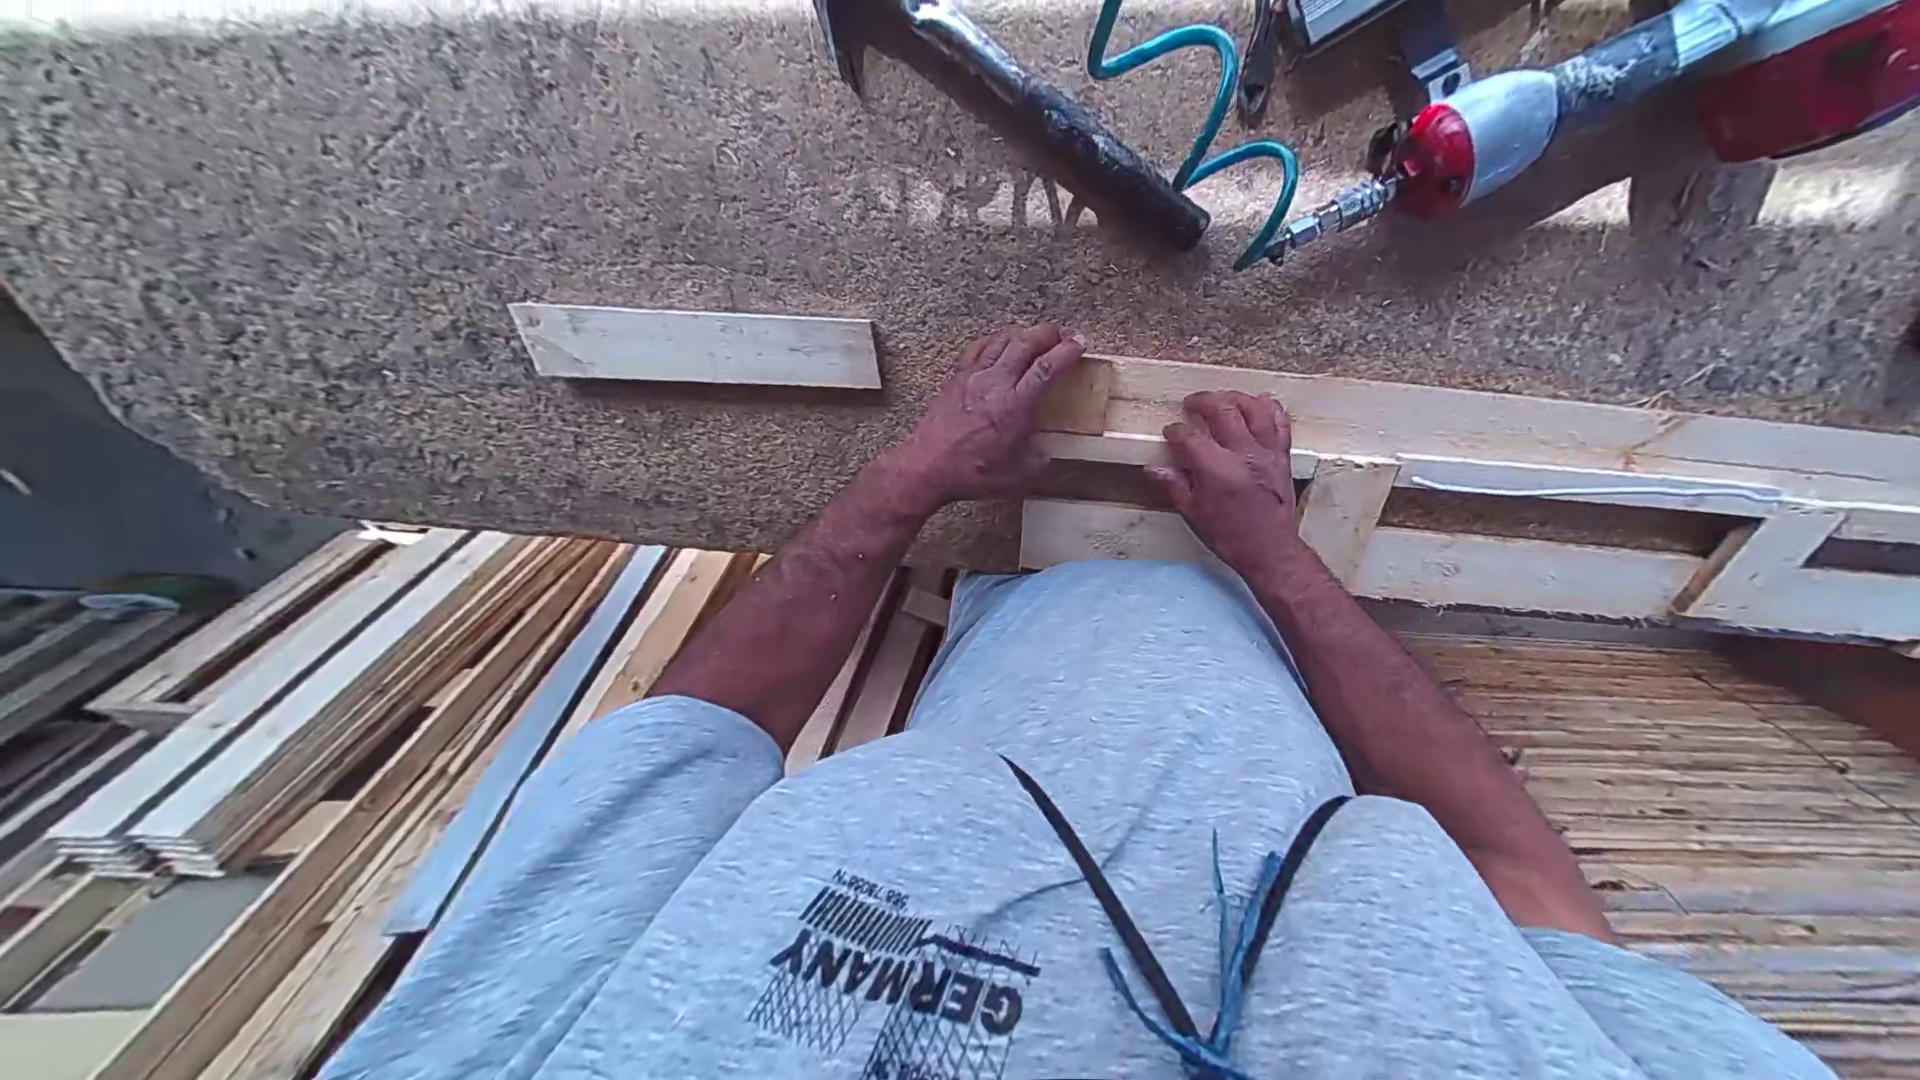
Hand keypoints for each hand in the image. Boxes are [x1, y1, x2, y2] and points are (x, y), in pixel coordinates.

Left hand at [879, 324, 1085, 513]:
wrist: (927, 467)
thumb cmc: (969, 472)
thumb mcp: (1016, 475)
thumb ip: (1038, 460)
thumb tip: (1046, 453)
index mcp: (1016, 406)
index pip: (1048, 367)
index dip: (1067, 351)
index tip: (1079, 344)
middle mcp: (995, 384)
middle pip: (1026, 343)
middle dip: (1048, 334)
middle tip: (1060, 336)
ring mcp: (973, 378)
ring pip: (1002, 341)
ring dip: (1022, 334)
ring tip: (1033, 337)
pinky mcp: (956, 379)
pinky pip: (977, 348)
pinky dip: (993, 341)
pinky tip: (998, 343)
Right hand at [1147, 390, 1305, 581]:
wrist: (1270, 549)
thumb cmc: (1228, 535)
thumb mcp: (1192, 513)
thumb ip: (1174, 485)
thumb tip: (1153, 469)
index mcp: (1216, 470)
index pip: (1190, 437)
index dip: (1176, 431)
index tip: (1170, 432)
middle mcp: (1243, 455)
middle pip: (1223, 410)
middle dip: (1203, 402)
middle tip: (1191, 403)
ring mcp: (1266, 453)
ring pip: (1254, 408)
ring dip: (1235, 398)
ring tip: (1221, 398)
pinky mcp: (1281, 456)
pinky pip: (1279, 422)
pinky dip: (1269, 408)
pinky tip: (1258, 403)